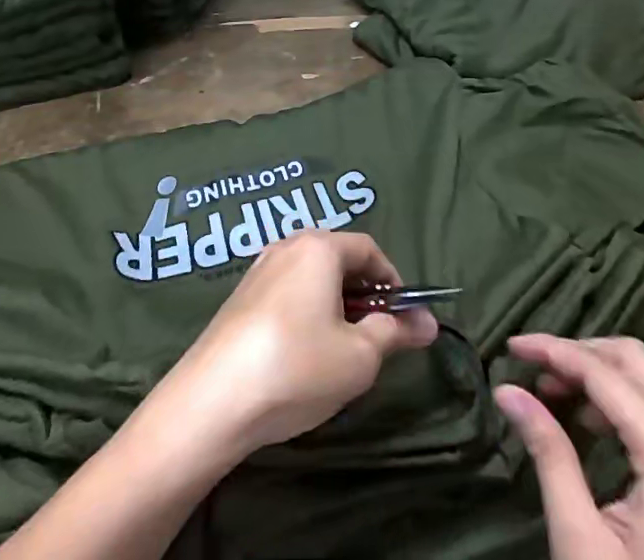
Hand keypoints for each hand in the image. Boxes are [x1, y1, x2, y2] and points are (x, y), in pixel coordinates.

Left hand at [155, 230, 438, 457]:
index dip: (393, 280)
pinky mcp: (239, 296)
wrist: (215, 397)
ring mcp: (257, 269)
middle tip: (377, 332)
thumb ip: (395, 332)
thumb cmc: (298, 366)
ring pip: (310, 274)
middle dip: (364, 290)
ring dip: (335, 300)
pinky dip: (307, 308)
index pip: (367, 248)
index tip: (404, 317)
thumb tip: (428, 322)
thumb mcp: (360, 355)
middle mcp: (284, 247)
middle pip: (336, 256)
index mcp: (317, 248)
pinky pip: (286, 289)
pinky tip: (305, 349)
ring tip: (343, 345)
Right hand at [494, 335, 643, 559]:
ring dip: (612, 368)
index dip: (554, 350)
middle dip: (583, 351)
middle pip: (642, 361)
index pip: (607, 375)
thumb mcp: (580, 536)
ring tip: (566, 391)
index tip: (513, 345)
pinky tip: (605, 420)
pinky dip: (638, 393)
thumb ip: (549, 454)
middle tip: (538, 370)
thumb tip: (507, 390)